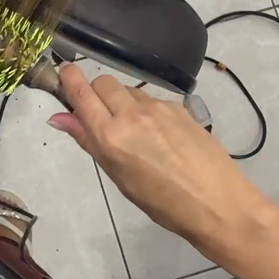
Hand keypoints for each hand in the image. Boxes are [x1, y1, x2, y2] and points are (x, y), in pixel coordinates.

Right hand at [48, 64, 278, 259]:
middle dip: (96, 92)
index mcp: (111, 136)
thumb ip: (89, 141)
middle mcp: (132, 114)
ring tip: (134, 131)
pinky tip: (159, 136)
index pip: (81, 92)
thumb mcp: (118, 177)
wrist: (219, 204)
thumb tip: (58, 118)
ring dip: (121, 101)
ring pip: (128, 90)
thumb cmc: (162, 203)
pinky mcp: (179, 108)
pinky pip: (151, 100)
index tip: (63, 74)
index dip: (68, 78)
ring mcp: (158, 108)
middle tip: (100, 115)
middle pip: (103, 82)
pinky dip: (145, 110)